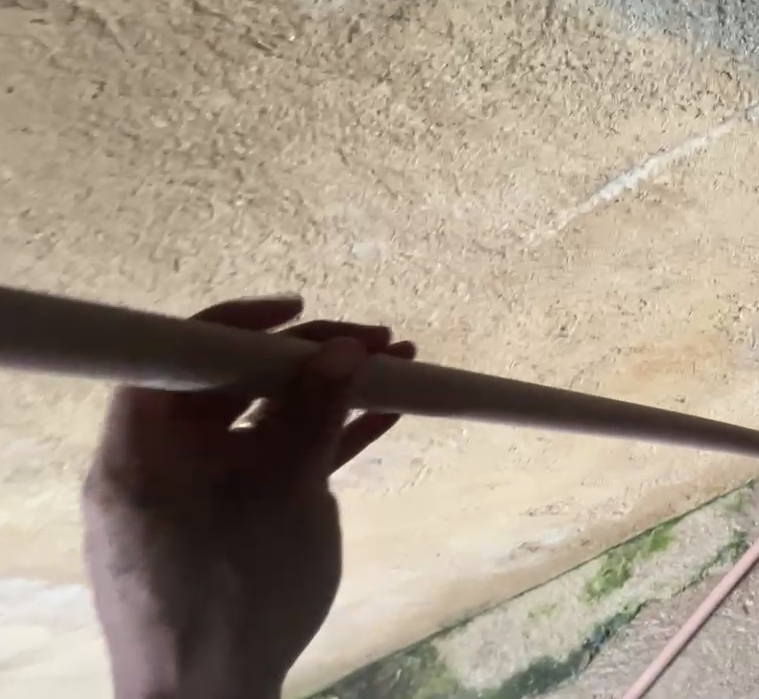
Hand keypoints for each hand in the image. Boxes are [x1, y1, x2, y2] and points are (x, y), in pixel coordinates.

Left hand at [82, 295, 411, 698]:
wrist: (217, 691)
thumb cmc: (233, 590)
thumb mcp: (281, 495)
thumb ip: (311, 416)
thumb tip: (345, 349)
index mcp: (145, 459)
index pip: (170, 364)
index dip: (228, 326)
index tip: (297, 308)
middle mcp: (172, 463)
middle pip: (236, 383)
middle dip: (310, 355)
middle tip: (380, 341)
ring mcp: (213, 487)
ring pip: (275, 413)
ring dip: (339, 387)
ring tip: (403, 365)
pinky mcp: (250, 507)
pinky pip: (294, 450)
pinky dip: (341, 427)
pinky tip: (392, 411)